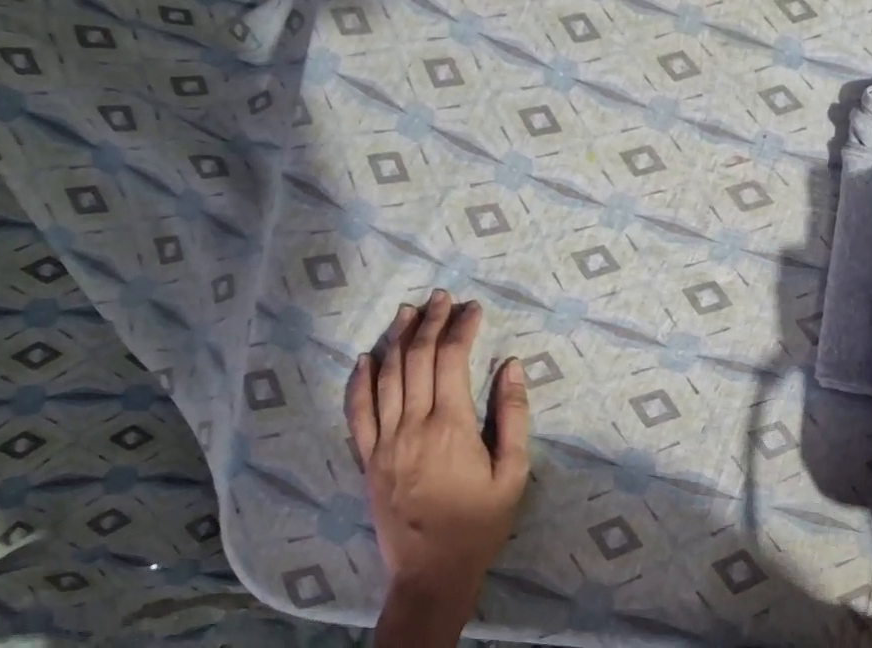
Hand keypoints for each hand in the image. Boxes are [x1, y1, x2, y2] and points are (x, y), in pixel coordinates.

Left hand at [347, 290, 529, 642]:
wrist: (431, 574)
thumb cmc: (480, 522)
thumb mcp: (514, 472)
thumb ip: (513, 416)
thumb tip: (511, 366)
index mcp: (451, 427)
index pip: (452, 360)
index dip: (462, 327)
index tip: (474, 307)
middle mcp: (412, 427)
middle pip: (417, 359)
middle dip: (431, 322)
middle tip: (442, 297)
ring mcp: (384, 443)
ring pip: (386, 377)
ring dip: (397, 339)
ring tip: (408, 311)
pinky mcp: (367, 460)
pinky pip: (357, 413)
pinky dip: (360, 381)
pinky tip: (366, 358)